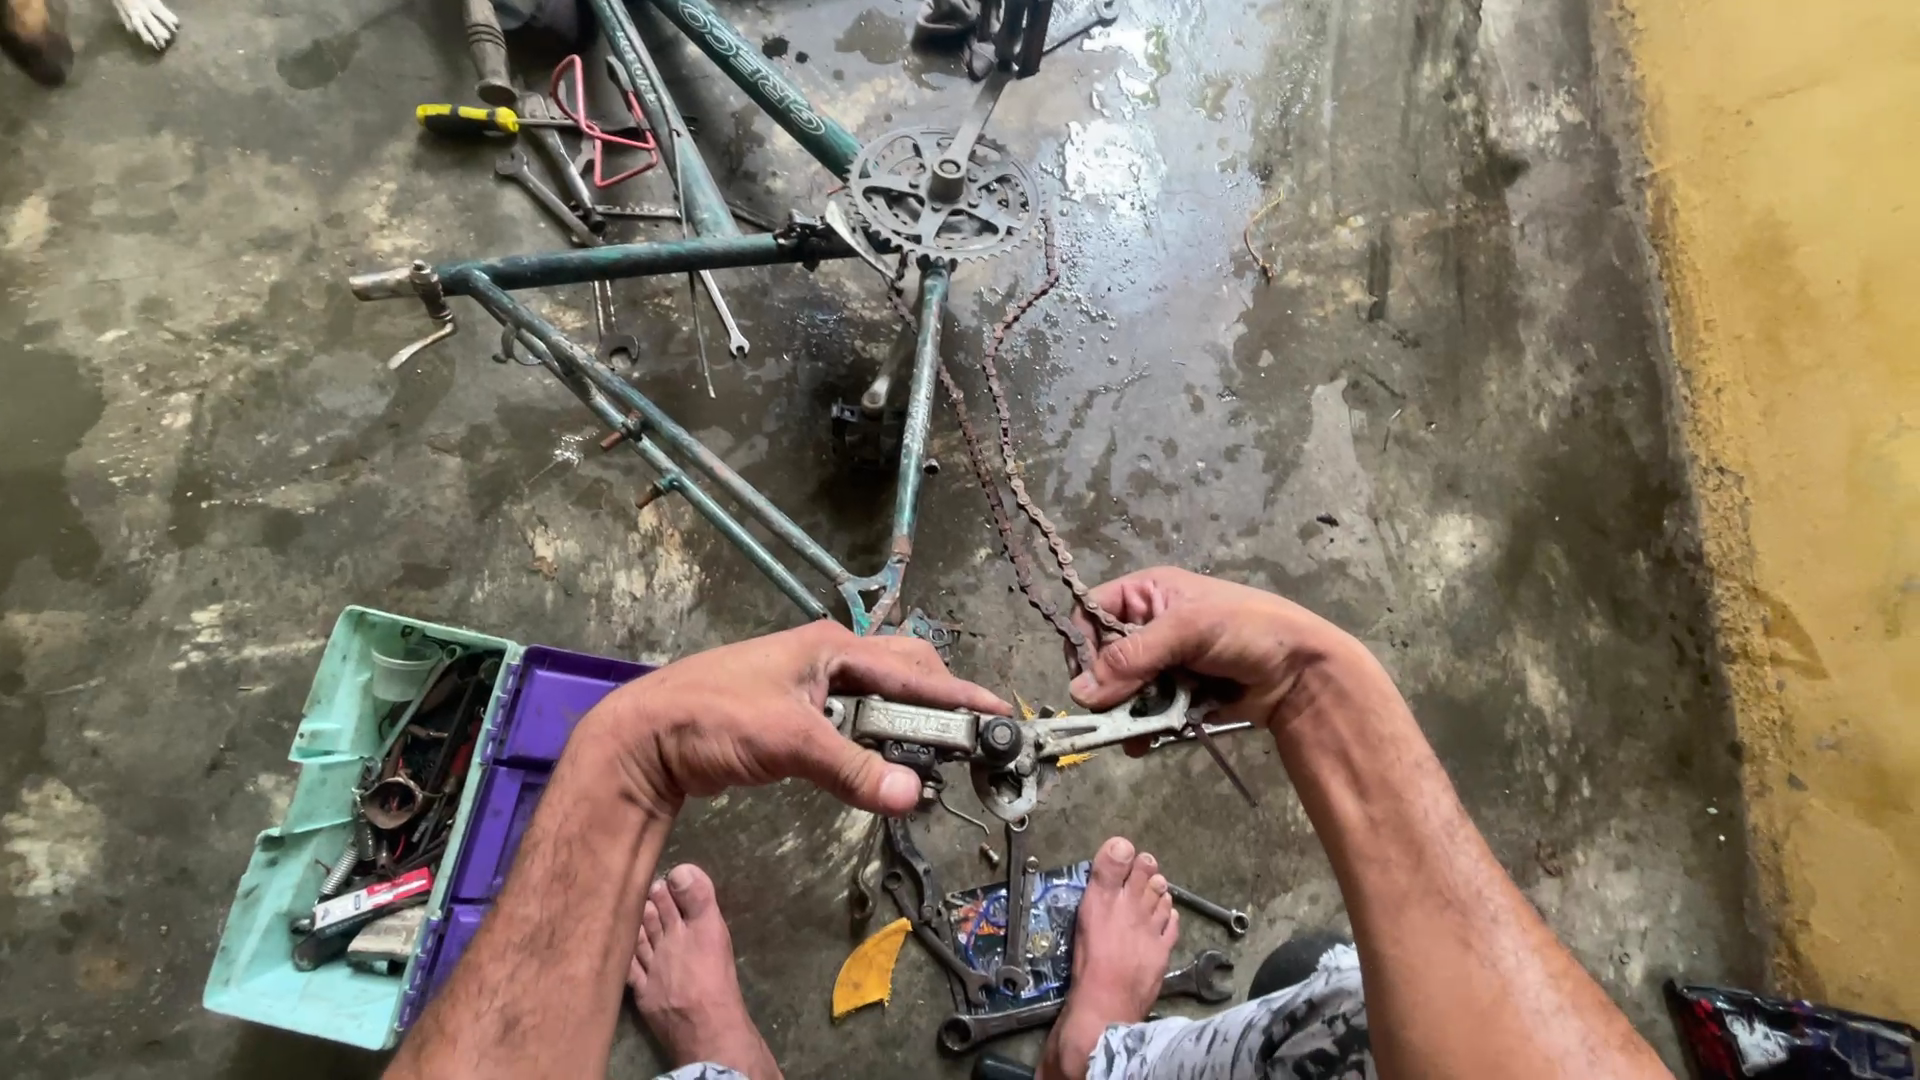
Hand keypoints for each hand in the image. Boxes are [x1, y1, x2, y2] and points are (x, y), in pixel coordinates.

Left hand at [577, 621, 1010, 814]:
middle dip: (938, 703)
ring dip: (907, 726)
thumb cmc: (715, 718)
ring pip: (879, 699)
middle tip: (967, 739)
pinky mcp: (800, 712)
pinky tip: (886, 763)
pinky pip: (855, 722)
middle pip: (902, 674)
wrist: (646, 736)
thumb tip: (911, 795)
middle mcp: (830, 658)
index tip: (998, 712)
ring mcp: (814, 684)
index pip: (911, 670)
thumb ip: (852, 768)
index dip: (957, 693)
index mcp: (832, 647)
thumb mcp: (789, 740)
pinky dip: (877, 741)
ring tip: (934, 755)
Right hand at [1068, 566, 1390, 735]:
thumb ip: (1131, 658)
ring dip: (1121, 712)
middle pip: (1101, 656)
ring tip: (1127, 733)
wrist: (1303, 672)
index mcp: (1147, 594)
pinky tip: (1141, 742)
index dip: (1083, 641)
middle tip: (1108, 710)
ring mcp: (1162, 663)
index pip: (1091, 612)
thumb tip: (1079, 693)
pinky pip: (1142, 711)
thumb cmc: (1246, 629)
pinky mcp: (1175, 695)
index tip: (1088, 675)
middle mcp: (1148, 626)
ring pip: (1119, 689)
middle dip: (1104, 685)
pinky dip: (1140, 728)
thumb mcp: (1186, 630)